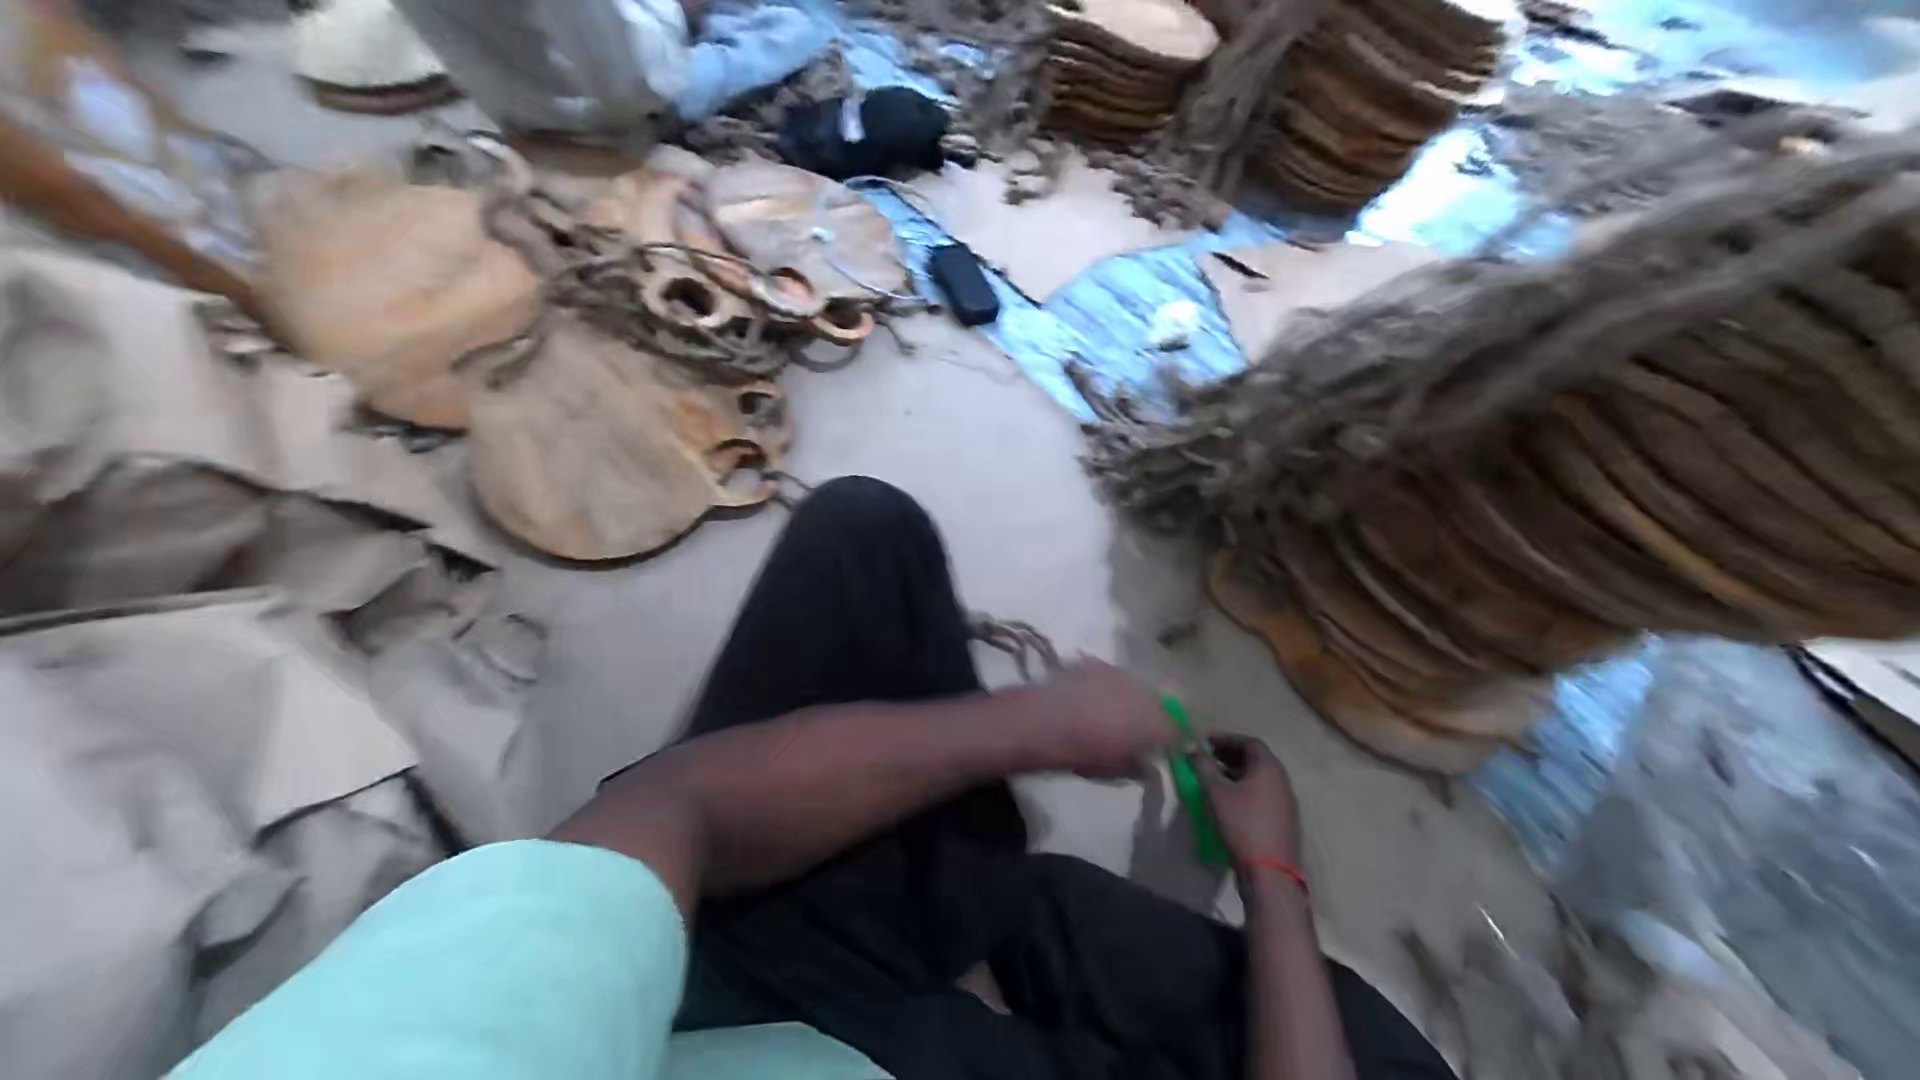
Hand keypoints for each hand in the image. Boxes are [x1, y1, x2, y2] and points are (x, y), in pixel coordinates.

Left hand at [1024, 660, 1176, 779]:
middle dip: (1149, 715)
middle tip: (1133, 729)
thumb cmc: (1085, 753)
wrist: (1047, 721)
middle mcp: (1146, 692)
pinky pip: (1107, 674)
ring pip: (1133, 686)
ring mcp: (1121, 672)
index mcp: (1157, 722)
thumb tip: (1145, 764)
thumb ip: (1137, 766)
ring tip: (1108, 710)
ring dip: (1127, 697)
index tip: (1159, 748)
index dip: (1169, 740)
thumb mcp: (1115, 771)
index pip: (1176, 731)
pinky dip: (1103, 683)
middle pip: (1156, 703)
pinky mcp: (1096, 662)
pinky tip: (1087, 695)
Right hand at [1196, 735, 1301, 870]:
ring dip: (1236, 772)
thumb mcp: (1215, 792)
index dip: (1225, 738)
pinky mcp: (1284, 821)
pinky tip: (1228, 800)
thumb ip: (1203, 766)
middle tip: (1206, 757)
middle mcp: (1282, 781)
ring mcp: (1286, 802)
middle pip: (1256, 758)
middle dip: (1229, 754)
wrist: (1270, 873)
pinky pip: (1263, 794)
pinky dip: (1244, 789)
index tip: (1204, 742)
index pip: (1249, 742)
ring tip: (1213, 778)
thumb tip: (1194, 750)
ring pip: (1259, 778)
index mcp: (1270, 768)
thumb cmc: (1241, 824)